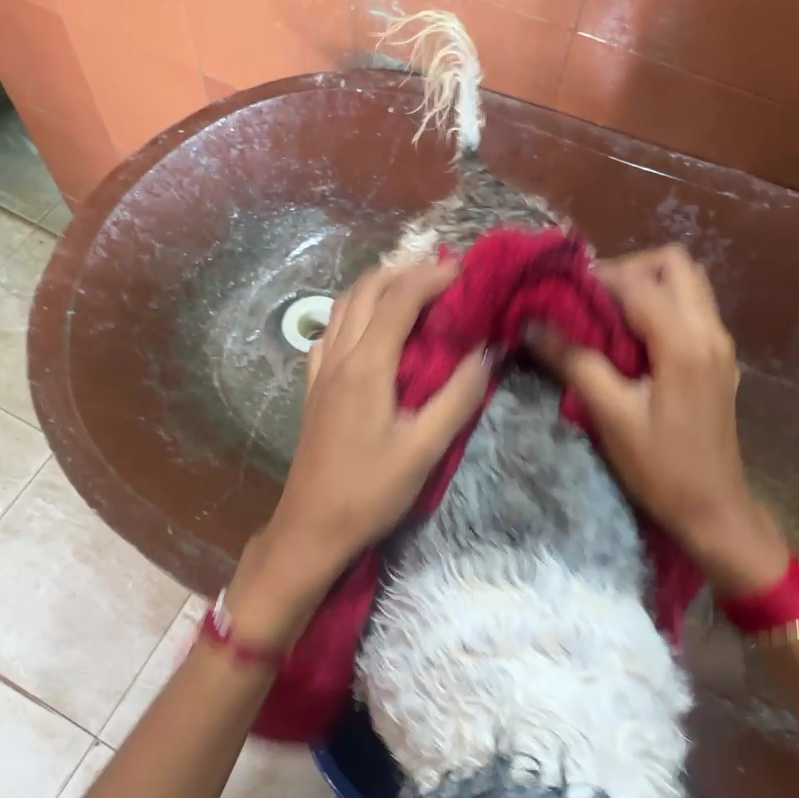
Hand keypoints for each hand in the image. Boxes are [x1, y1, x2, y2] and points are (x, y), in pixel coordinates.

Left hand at [233, 262, 491, 642]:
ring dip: (375, 288)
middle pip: (365, 292)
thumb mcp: (424, 449)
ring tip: (409, 290)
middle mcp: (338, 358)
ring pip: (341, 308)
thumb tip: (487, 354)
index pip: (398, 300)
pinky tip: (367, 332)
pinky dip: (352, 315)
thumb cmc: (370, 491)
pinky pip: (328, 334)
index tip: (464, 270)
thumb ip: (457, 398)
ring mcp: (320, 373)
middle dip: (402, 272)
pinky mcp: (313, 391)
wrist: (311, 527)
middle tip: (440, 274)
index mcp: (366, 366)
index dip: (430, 277)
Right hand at [528, 246, 787, 595]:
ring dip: (647, 286)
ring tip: (607, 317)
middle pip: (674, 264)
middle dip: (629, 270)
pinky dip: (661, 308)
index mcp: (684, 342)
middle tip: (591, 300)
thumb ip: (575, 362)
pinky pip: (692, 310)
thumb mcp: (611, 416)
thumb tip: (531, 325)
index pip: (639, 282)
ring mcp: (720, 345)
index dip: (595, 278)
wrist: (713, 509)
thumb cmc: (660, 467)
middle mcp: (710, 331)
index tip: (559, 293)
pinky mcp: (719, 361)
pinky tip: (631, 342)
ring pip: (688, 284)